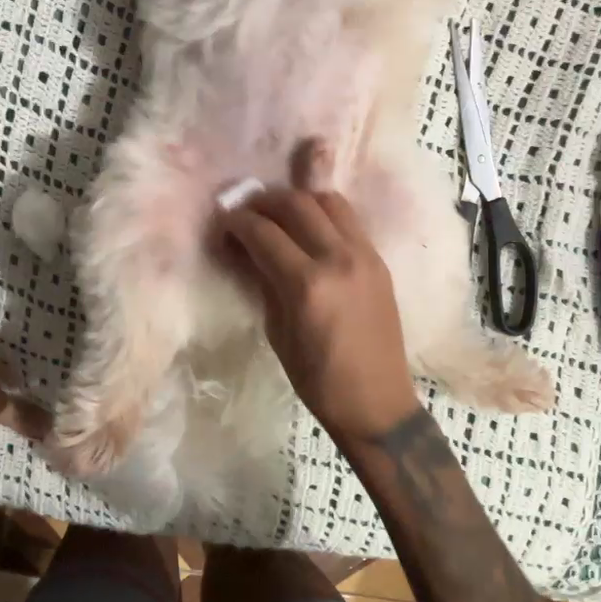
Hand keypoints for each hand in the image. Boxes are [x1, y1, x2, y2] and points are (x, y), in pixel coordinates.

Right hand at [221, 185, 421, 444]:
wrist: (375, 401)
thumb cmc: (316, 378)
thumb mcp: (277, 331)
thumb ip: (263, 282)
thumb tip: (245, 250)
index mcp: (308, 284)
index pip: (264, 233)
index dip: (236, 222)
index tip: (221, 222)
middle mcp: (339, 259)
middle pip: (296, 204)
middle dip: (264, 202)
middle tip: (244, 211)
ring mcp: (364, 256)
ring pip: (328, 201)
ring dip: (297, 199)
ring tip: (277, 213)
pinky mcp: (378, 260)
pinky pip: (348, 219)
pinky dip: (323, 213)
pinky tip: (306, 228)